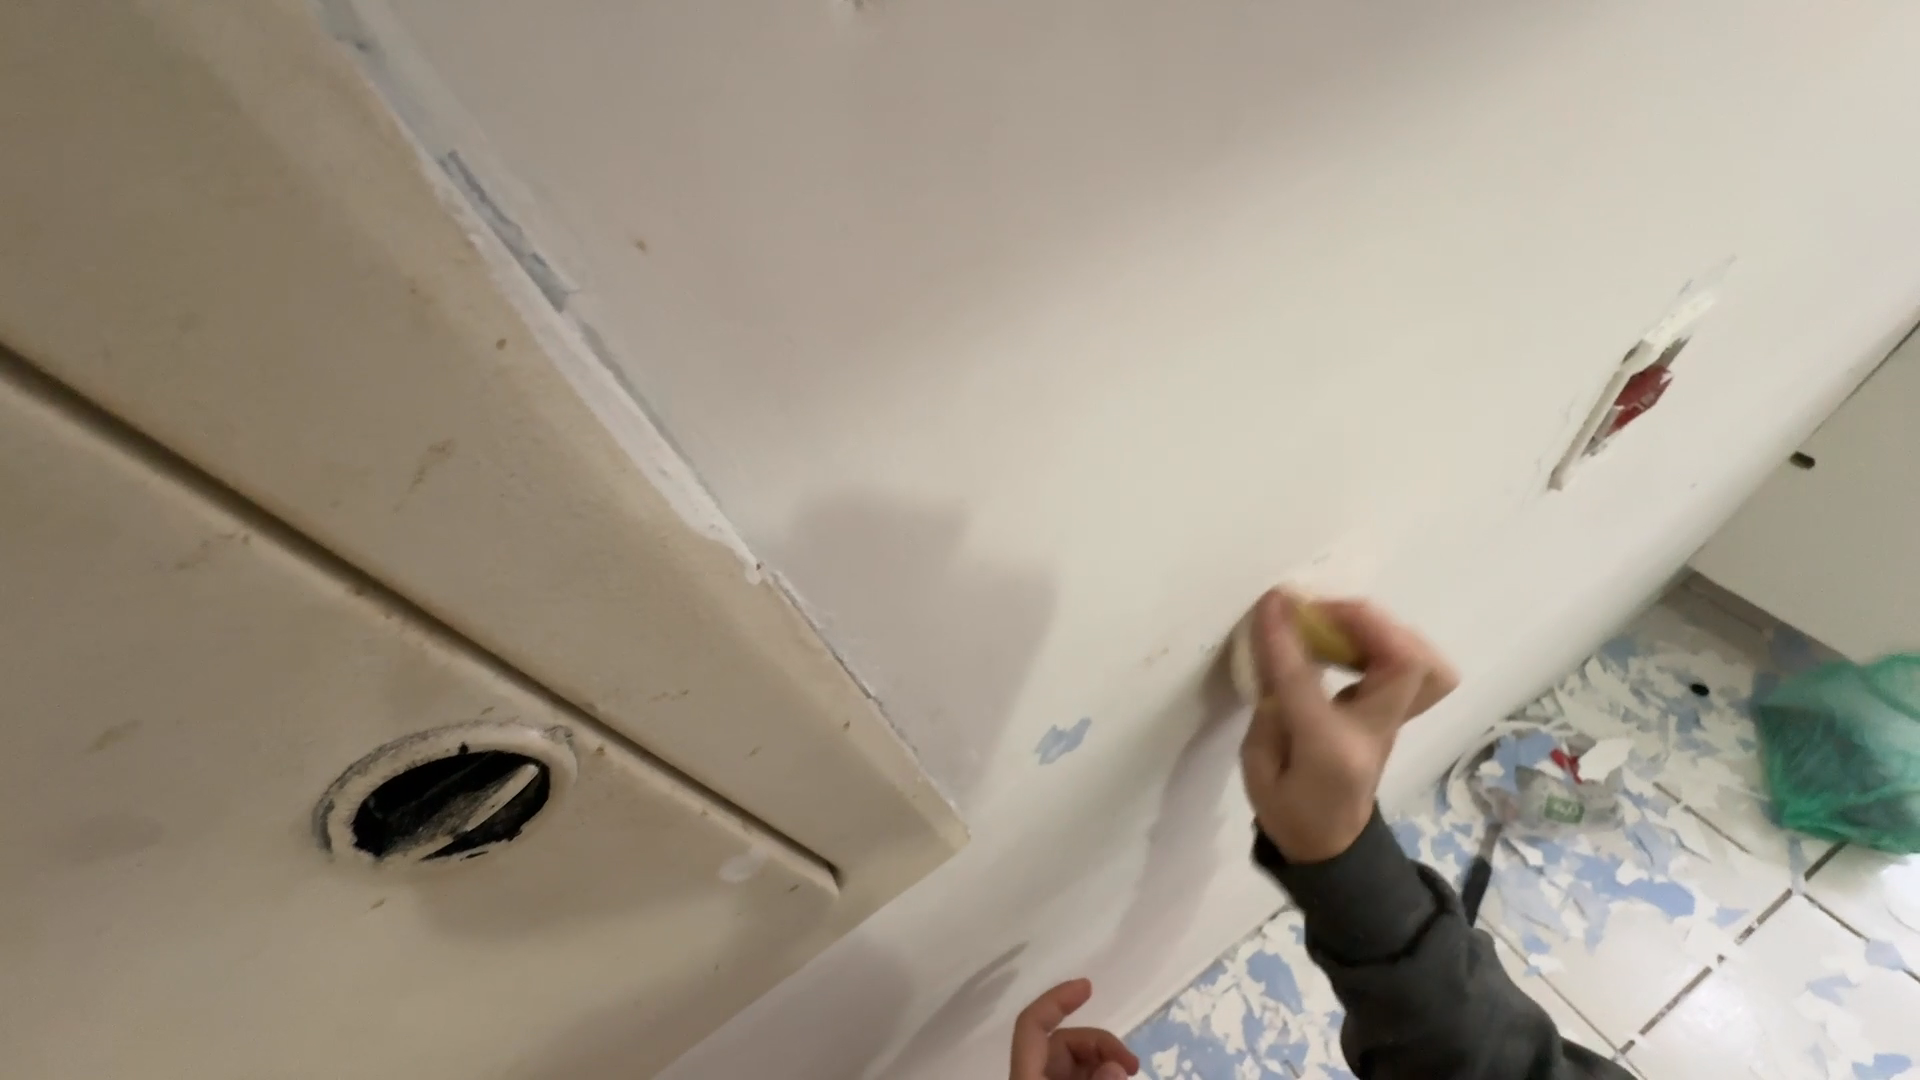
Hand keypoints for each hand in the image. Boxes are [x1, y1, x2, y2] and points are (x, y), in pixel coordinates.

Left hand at [1009, 979, 1139, 1079]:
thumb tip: (1116, 1065)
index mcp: (1025, 1072)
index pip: (1032, 1022)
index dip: (1057, 998)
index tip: (1089, 985)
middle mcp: (1031, 1076)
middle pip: (1063, 1044)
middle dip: (1099, 1044)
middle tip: (1131, 1064)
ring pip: (1074, 1065)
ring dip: (1103, 1062)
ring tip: (1128, 1072)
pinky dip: (1097, 1077)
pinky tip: (1117, 1078)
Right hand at [1239, 590, 1457, 862]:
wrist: (1331, 845)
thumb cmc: (1287, 811)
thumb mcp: (1256, 767)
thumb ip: (1268, 709)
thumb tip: (1278, 654)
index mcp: (1329, 752)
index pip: (1307, 683)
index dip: (1286, 638)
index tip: (1272, 602)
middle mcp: (1374, 734)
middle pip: (1405, 666)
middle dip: (1364, 622)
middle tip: (1320, 610)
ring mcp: (1396, 726)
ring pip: (1426, 665)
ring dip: (1383, 630)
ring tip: (1339, 619)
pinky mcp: (1399, 716)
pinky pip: (1418, 669)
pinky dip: (1389, 642)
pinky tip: (1352, 638)